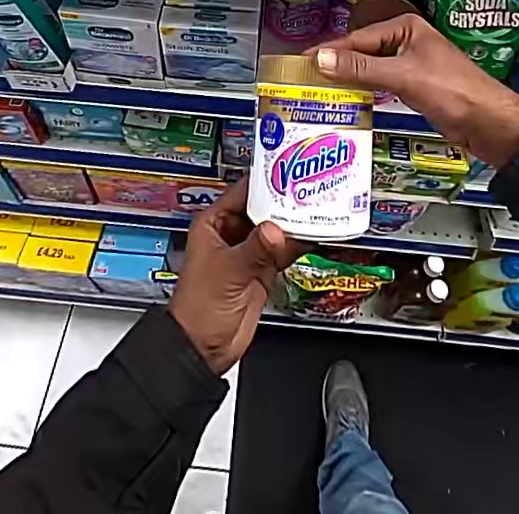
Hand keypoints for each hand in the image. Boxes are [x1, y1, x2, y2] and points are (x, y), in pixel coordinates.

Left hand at [168, 180, 305, 373]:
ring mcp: (249, 251)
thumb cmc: (199, 307)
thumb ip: (255, 249)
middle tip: (312, 188)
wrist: (204, 348)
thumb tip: (276, 230)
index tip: (290, 170)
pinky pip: (284, 250)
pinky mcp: (263, 269)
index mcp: (215, 223)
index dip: (266, 180)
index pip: (244, 191)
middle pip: (264, 207)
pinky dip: (299, 243)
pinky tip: (316, 234)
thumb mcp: (228, 271)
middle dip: (286, 200)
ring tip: (319, 207)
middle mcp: (233, 232)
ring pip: (277, 228)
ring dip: (295, 221)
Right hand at [313, 14, 518, 168]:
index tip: (302, 61)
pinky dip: (364, 90)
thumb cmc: (453, 92)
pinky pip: (381, 83)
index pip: (358, 38)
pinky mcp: (414, 85)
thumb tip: (320, 59)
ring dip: (349, 79)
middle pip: (363, 52)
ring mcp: (411, 63)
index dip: (330, 51)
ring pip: (371, 68)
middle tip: (306, 78)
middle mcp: (407, 41)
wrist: (489, 123)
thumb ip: (361, 68)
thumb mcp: (402, 76)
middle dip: (337, 64)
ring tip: (320, 90)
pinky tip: (349, 100)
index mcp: (406, 27)